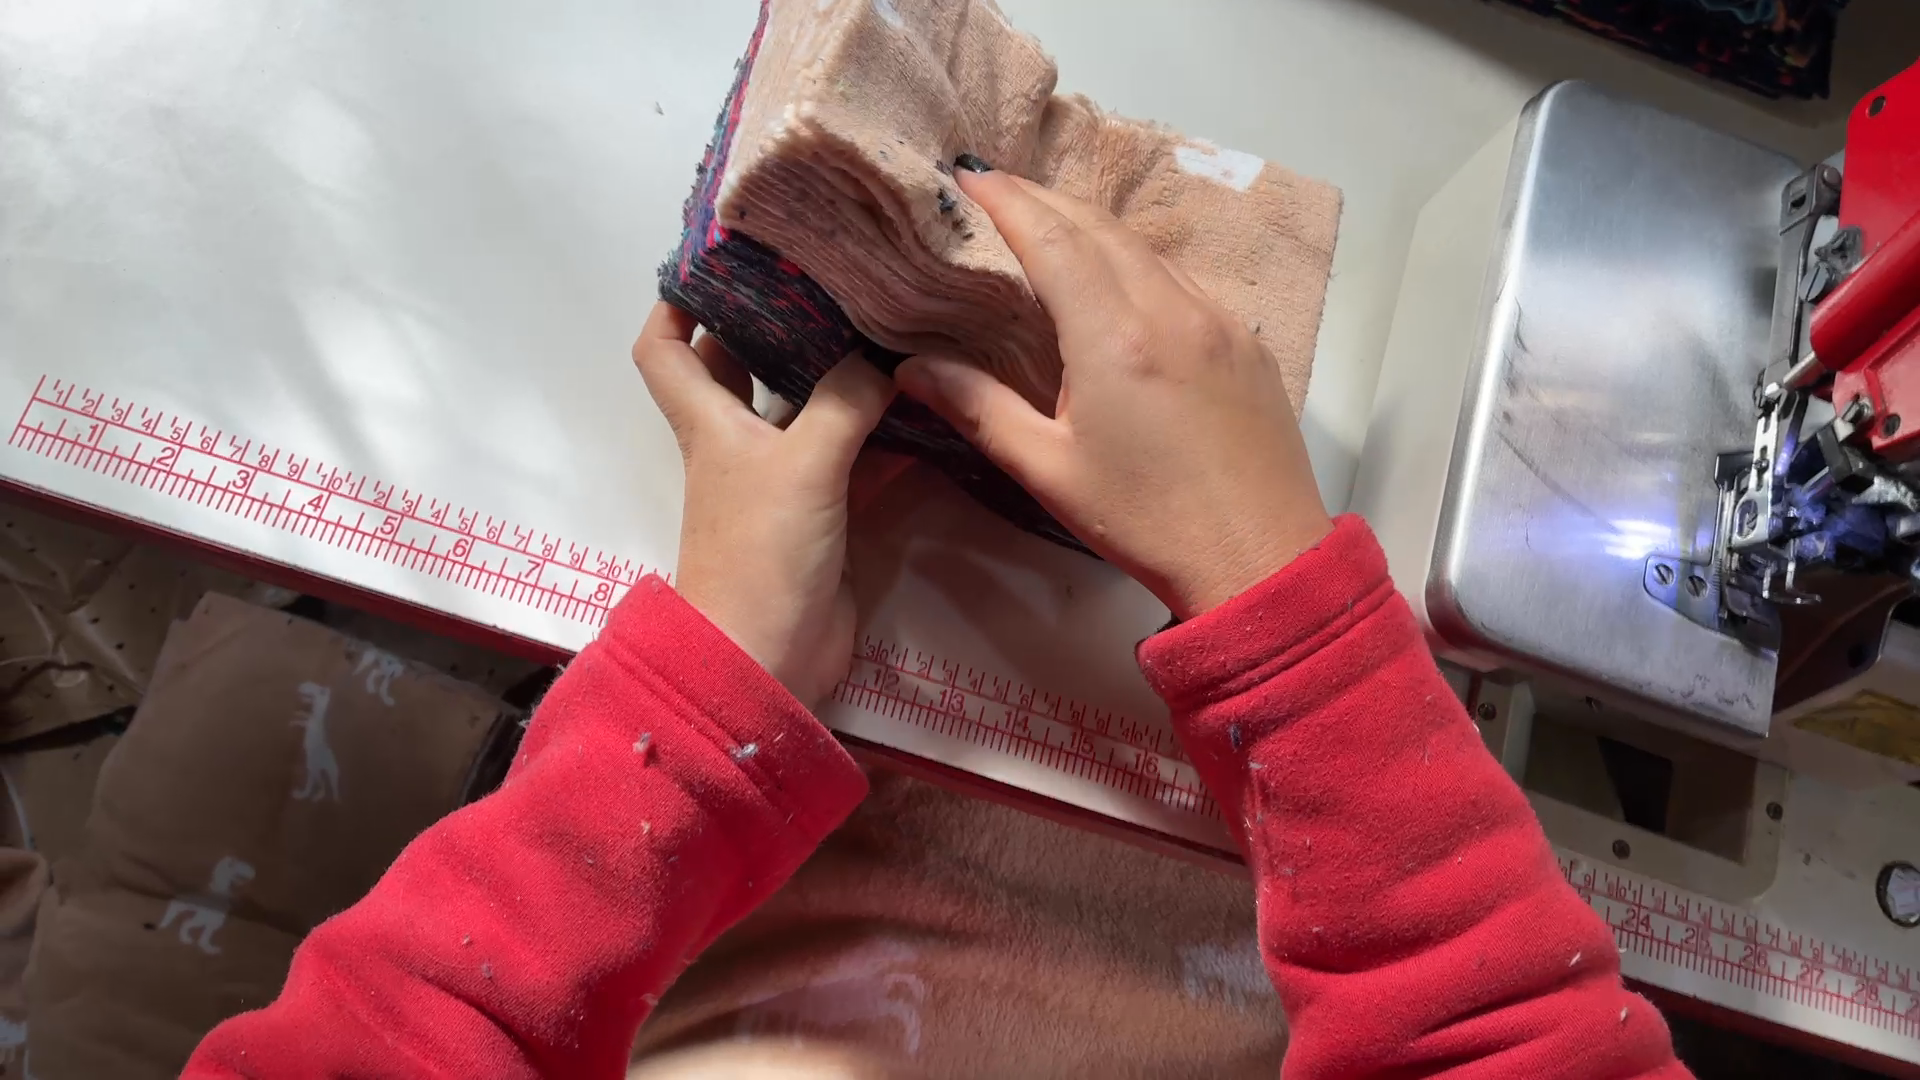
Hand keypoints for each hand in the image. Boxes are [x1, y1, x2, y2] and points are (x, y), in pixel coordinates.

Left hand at [634, 302, 893, 707]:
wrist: (773, 653)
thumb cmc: (763, 551)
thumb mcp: (801, 463)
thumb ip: (845, 401)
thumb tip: (887, 359)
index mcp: (709, 423)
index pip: (665, 349)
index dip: (675, 302)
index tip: (718, 261)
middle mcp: (739, 443)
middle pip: (741, 368)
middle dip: (775, 324)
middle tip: (830, 280)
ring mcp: (784, 479)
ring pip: (807, 411)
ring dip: (838, 377)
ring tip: (886, 328)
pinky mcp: (825, 511)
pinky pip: (853, 457)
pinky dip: (880, 434)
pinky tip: (920, 407)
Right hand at [895, 169, 1331, 618]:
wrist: (1260, 557)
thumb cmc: (1145, 520)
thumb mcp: (1049, 470)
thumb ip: (979, 409)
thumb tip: (911, 370)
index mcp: (1116, 337)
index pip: (1055, 240)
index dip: (1008, 201)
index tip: (969, 176)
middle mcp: (1172, 308)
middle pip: (1100, 227)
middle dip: (1043, 199)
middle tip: (996, 192)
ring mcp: (1219, 318)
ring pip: (1145, 246)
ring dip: (1091, 225)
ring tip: (1048, 226)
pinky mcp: (1247, 340)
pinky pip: (1182, 276)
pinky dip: (1136, 259)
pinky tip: (1119, 277)